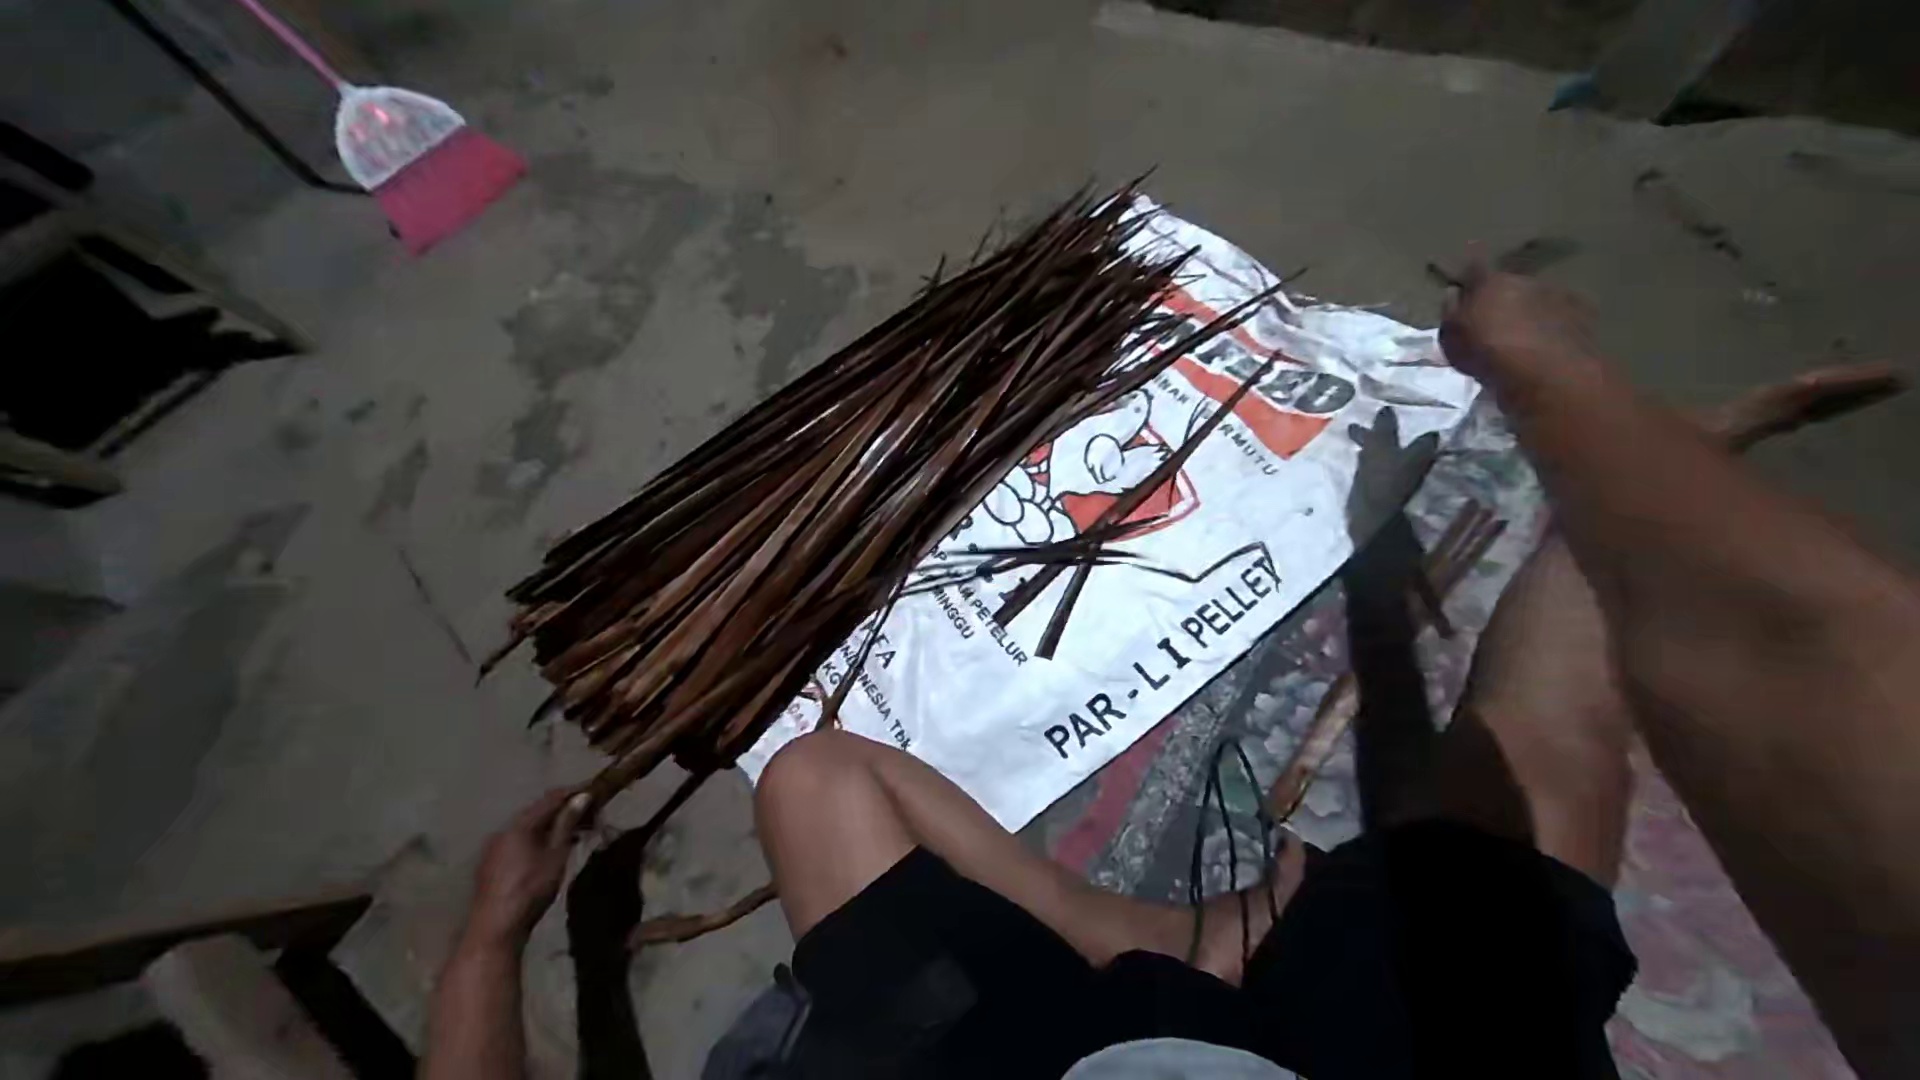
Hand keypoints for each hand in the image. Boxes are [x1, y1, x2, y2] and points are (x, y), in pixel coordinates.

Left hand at [465, 787, 587, 946]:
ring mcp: (496, 847)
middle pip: (539, 810)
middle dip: (567, 808)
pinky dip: (542, 837)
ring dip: (555, 824)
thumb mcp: (556, 854)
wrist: (495, 930)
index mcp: (519, 825)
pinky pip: (522, 839)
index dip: (576, 791)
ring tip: (579, 831)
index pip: (551, 797)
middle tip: (592, 814)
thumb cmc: (531, 889)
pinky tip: (556, 847)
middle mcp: (504, 830)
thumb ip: (567, 823)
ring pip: (531, 825)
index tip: (598, 791)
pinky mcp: (494, 863)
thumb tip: (582, 796)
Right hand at [1438, 262, 1598, 380]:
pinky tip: (1544, 341)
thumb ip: (1450, 312)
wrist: (1542, 369)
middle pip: (1508, 284)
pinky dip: (1550, 322)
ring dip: (1526, 310)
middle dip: (1500, 296)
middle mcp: (1525, 280)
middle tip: (1491, 318)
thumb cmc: (1484, 351)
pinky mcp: (1582, 313)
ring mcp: (1557, 294)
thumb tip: (1453, 292)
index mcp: (1490, 283)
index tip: (1465, 269)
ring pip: (1535, 297)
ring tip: (1519, 334)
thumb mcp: (1450, 336)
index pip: (1475, 267)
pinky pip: (1559, 313)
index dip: (1470, 270)